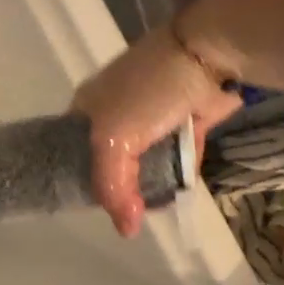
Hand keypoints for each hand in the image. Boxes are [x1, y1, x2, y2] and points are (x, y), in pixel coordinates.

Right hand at [72, 25, 240, 236]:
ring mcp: (150, 118)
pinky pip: (174, 158)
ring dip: (148, 184)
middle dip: (117, 187)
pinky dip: (176, 173)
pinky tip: (175, 189)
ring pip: (142, 164)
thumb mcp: (113, 140)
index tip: (88, 205)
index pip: (72, 155)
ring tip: (151, 206)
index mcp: (84, 110)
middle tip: (123, 210)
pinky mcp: (183, 122)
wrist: (211, 53)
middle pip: (108, 163)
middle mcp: (112, 114)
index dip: (78, 181)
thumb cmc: (148, 91)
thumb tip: (126, 231)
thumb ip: (112, 188)